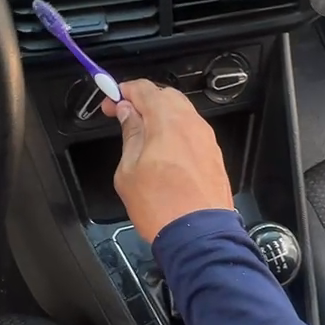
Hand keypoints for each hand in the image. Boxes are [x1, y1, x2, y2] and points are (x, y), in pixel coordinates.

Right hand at [102, 79, 234, 242]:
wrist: (198, 236)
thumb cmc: (163, 207)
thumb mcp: (129, 170)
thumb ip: (130, 135)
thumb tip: (128, 114)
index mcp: (167, 121)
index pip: (143, 89)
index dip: (122, 91)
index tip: (111, 102)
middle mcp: (191, 124)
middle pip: (165, 96)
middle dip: (142, 100)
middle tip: (123, 116)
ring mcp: (206, 139)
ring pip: (181, 113)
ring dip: (160, 116)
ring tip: (141, 135)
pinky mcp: (213, 155)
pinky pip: (192, 132)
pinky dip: (175, 132)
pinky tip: (162, 151)